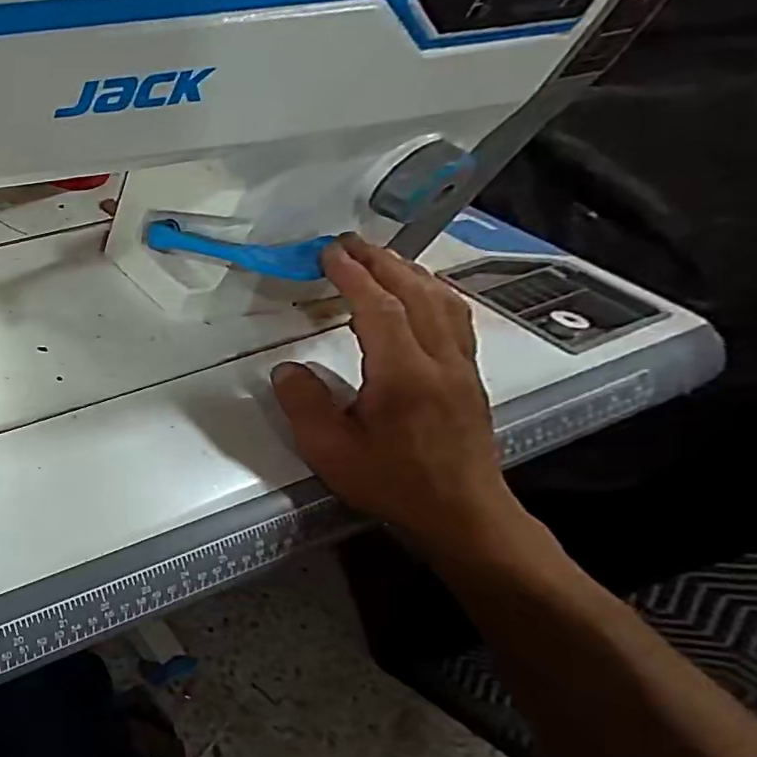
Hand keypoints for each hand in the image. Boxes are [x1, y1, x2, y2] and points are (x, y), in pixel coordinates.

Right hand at [271, 233, 524, 554]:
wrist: (462, 514)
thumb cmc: (393, 483)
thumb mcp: (331, 452)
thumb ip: (304, 406)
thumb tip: (287, 369)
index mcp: (404, 375)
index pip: (379, 309)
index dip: (353, 277)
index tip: (329, 253)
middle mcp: (440, 360)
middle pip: (415, 293)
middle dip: (382, 262)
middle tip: (351, 243)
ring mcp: (461, 367)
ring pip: (443, 301)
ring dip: (411, 272)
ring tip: (383, 259)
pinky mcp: (470, 377)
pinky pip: (456, 318)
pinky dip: (434, 292)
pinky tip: (422, 293)